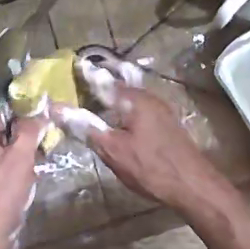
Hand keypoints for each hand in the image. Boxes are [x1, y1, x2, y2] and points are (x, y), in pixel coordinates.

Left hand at [0, 113, 44, 248]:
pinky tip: (33, 172)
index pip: (3, 111)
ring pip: (6, 146)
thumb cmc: (4, 196)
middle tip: (48, 140)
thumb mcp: (21, 159)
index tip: (47, 119)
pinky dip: (19, 163)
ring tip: (43, 155)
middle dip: (27, 132)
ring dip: (25, 149)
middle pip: (4, 128)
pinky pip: (4, 162)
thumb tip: (40, 108)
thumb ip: (29, 130)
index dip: (25, 113)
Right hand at [52, 73, 232, 217]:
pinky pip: (142, 103)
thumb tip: (56, 107)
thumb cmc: (149, 167)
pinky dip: (128, 99)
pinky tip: (124, 111)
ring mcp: (161, 110)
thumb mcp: (113, 149)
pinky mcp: (166, 124)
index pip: (103, 80)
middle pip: (124, 78)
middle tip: (91, 66)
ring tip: (105, 82)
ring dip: (120, 84)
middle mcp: (148, 98)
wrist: (192, 185)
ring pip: (135, 90)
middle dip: (108, 71)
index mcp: (133, 100)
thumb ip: (86, 126)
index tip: (74, 63)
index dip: (87, 73)